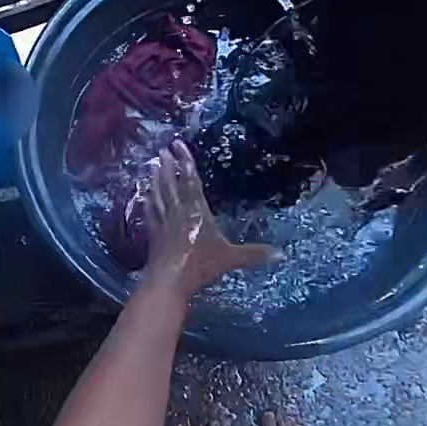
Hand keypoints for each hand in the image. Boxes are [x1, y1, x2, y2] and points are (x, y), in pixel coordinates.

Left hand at [143, 140, 278, 297]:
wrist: (170, 280)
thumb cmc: (201, 265)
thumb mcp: (231, 258)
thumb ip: (254, 254)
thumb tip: (282, 255)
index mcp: (196, 211)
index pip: (190, 180)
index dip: (185, 161)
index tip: (178, 145)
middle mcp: (177, 211)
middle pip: (170, 183)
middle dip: (167, 165)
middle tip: (163, 150)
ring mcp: (163, 221)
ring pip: (158, 194)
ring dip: (155, 178)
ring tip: (152, 164)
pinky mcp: (153, 232)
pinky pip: (149, 211)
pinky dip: (147, 200)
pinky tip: (144, 195)